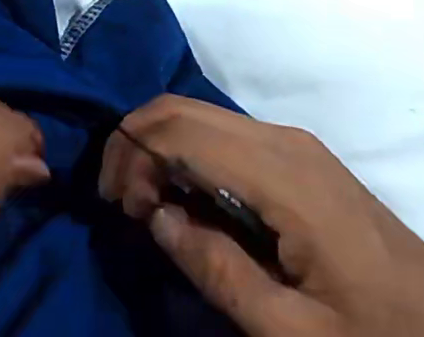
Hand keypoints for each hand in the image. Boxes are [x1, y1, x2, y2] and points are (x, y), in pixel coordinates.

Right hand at [100, 95, 423, 335]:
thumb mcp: (293, 334)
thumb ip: (216, 269)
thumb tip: (156, 214)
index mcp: (279, 171)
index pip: (178, 128)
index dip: (132, 155)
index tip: (120, 211)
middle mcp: (282, 139)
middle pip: (184, 109)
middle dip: (136, 143)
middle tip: (121, 204)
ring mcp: (295, 145)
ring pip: (203, 118)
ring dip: (162, 148)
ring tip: (148, 205)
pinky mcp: (303, 160)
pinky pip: (227, 137)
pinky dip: (191, 155)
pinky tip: (189, 201)